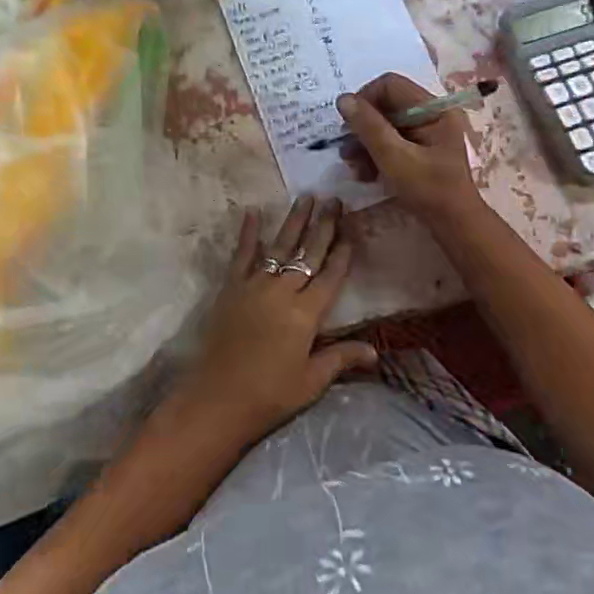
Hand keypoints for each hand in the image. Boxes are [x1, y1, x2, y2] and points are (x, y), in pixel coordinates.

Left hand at [167, 198, 376, 445]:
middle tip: (333, 200)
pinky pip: (241, 255)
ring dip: (293, 222)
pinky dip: (247, 233)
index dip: (342, 252)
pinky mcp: (230, 287)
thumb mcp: (311, 380)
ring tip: (305, 198)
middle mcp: (281, 292)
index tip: (351, 228)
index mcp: (306, 315)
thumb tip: (375, 350)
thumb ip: (340, 358)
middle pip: (307, 254)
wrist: (218, 395)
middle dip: (322, 226)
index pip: (330, 276)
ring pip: (278, 247)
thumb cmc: (270, 394)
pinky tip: (251, 212)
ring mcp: (253, 286)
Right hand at [335, 73, 481, 220]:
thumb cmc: (429, 189)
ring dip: (363, 144)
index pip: (389, 85)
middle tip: (347, 150)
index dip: (365, 100)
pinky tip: (364, 173)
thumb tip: (343, 99)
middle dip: (361, 127)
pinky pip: (387, 140)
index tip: (349, 125)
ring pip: (381, 124)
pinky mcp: (416, 147)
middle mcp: (430, 114)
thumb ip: (368, 126)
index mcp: (434, 109)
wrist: (453, 223)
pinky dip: (373, 154)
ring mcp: (423, 131)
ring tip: (353, 167)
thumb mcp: (394, 157)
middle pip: (383, 105)